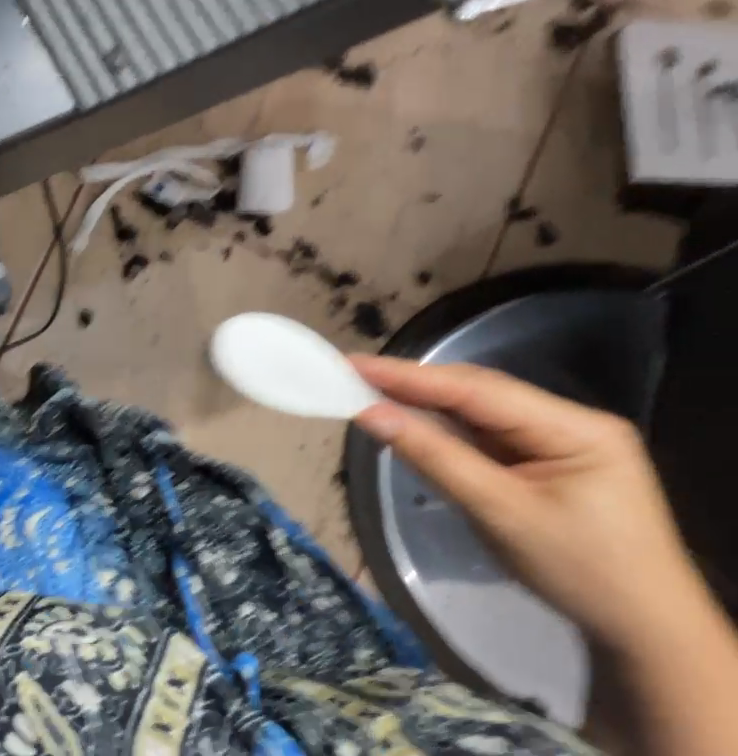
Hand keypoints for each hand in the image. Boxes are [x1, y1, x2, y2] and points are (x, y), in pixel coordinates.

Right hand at [352, 356, 706, 652]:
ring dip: (423, 402)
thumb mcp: (499, 512)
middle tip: (349, 374)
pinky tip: (408, 418)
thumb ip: (433, 456)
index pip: (477, 390)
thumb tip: (367, 412)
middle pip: (477, 393)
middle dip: (413, 384)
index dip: (409, 376)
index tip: (351, 363)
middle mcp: (570, 422)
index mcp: (577, 428)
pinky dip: (441, 425)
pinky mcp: (543, 459)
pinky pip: (482, 432)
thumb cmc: (580, 570)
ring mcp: (558, 440)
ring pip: (476, 410)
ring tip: (366, 389)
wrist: (644, 631)